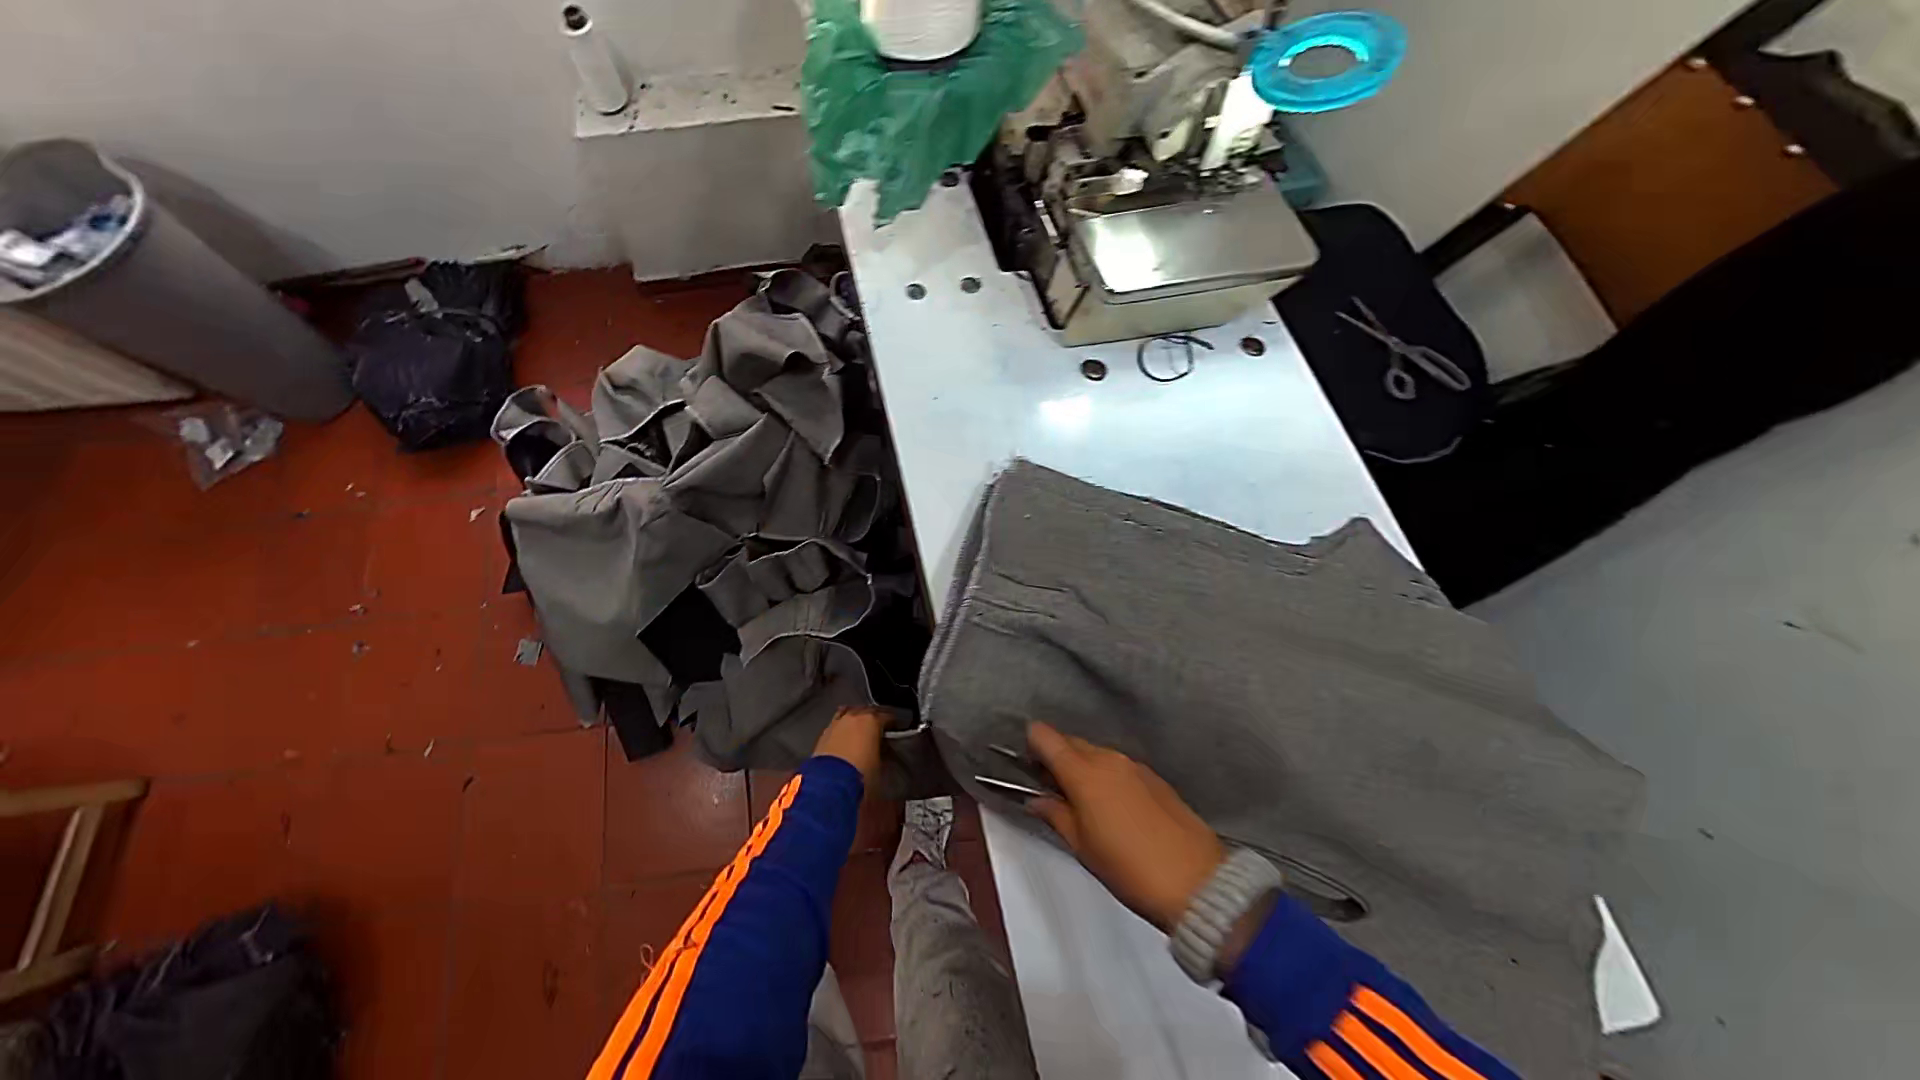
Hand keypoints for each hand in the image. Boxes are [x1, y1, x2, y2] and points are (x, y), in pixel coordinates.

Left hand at [812, 706, 888, 785]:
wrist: (829, 783)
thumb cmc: (861, 773)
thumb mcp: (880, 766)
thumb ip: (884, 754)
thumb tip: (884, 752)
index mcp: (873, 721)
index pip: (888, 716)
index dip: (893, 723)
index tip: (895, 729)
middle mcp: (855, 716)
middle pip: (868, 711)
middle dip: (875, 717)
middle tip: (879, 727)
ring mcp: (838, 722)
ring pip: (851, 713)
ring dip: (857, 719)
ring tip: (860, 728)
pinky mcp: (824, 732)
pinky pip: (838, 722)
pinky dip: (843, 725)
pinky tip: (844, 733)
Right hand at [1025, 721, 1224, 931]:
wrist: (1197, 882)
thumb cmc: (1131, 869)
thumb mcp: (1082, 847)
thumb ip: (1055, 815)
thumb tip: (1037, 800)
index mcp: (1084, 772)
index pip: (1046, 736)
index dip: (1031, 745)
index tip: (1026, 764)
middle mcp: (1109, 759)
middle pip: (1071, 742)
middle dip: (1056, 757)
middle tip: (1049, 787)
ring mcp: (1135, 766)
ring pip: (1096, 753)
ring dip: (1083, 768)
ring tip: (1080, 801)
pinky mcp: (1155, 778)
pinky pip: (1119, 766)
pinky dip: (1107, 776)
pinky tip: (1110, 806)